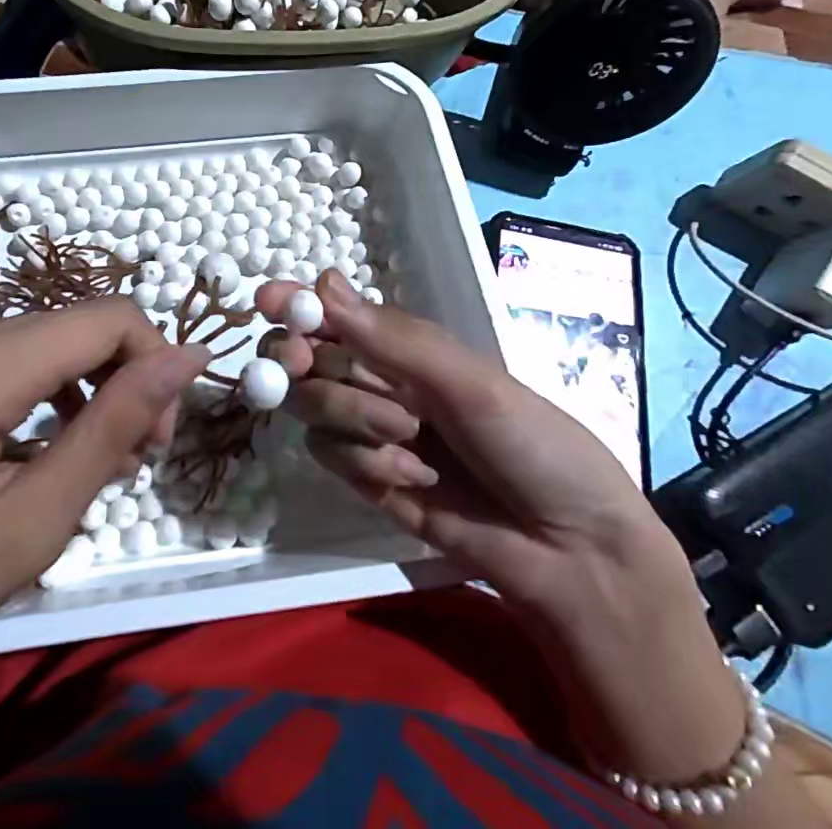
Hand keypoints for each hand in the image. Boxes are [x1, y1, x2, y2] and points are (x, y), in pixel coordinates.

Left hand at [0, 299, 209, 731]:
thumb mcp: (31, 522)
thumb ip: (113, 428)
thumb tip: (188, 357)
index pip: (108, 319)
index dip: (156, 365)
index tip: (159, 443)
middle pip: (76, 328)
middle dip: (123, 383)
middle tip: (130, 465)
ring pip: (45, 344)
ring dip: (88, 393)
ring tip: (92, 468)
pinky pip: (4, 363)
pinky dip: (46, 397)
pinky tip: (44, 454)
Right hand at [255, 272, 688, 622]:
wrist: (563, 547)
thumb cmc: (531, 444)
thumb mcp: (469, 382)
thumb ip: (392, 341)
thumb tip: (323, 283)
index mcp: (407, 347)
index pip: (335, 315)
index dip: (297, 305)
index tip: (268, 301)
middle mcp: (380, 381)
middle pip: (306, 359)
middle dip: (304, 362)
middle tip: (300, 364)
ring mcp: (369, 430)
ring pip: (311, 406)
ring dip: (352, 417)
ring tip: (410, 439)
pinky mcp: (364, 476)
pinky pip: (328, 454)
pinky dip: (362, 463)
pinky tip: (412, 480)